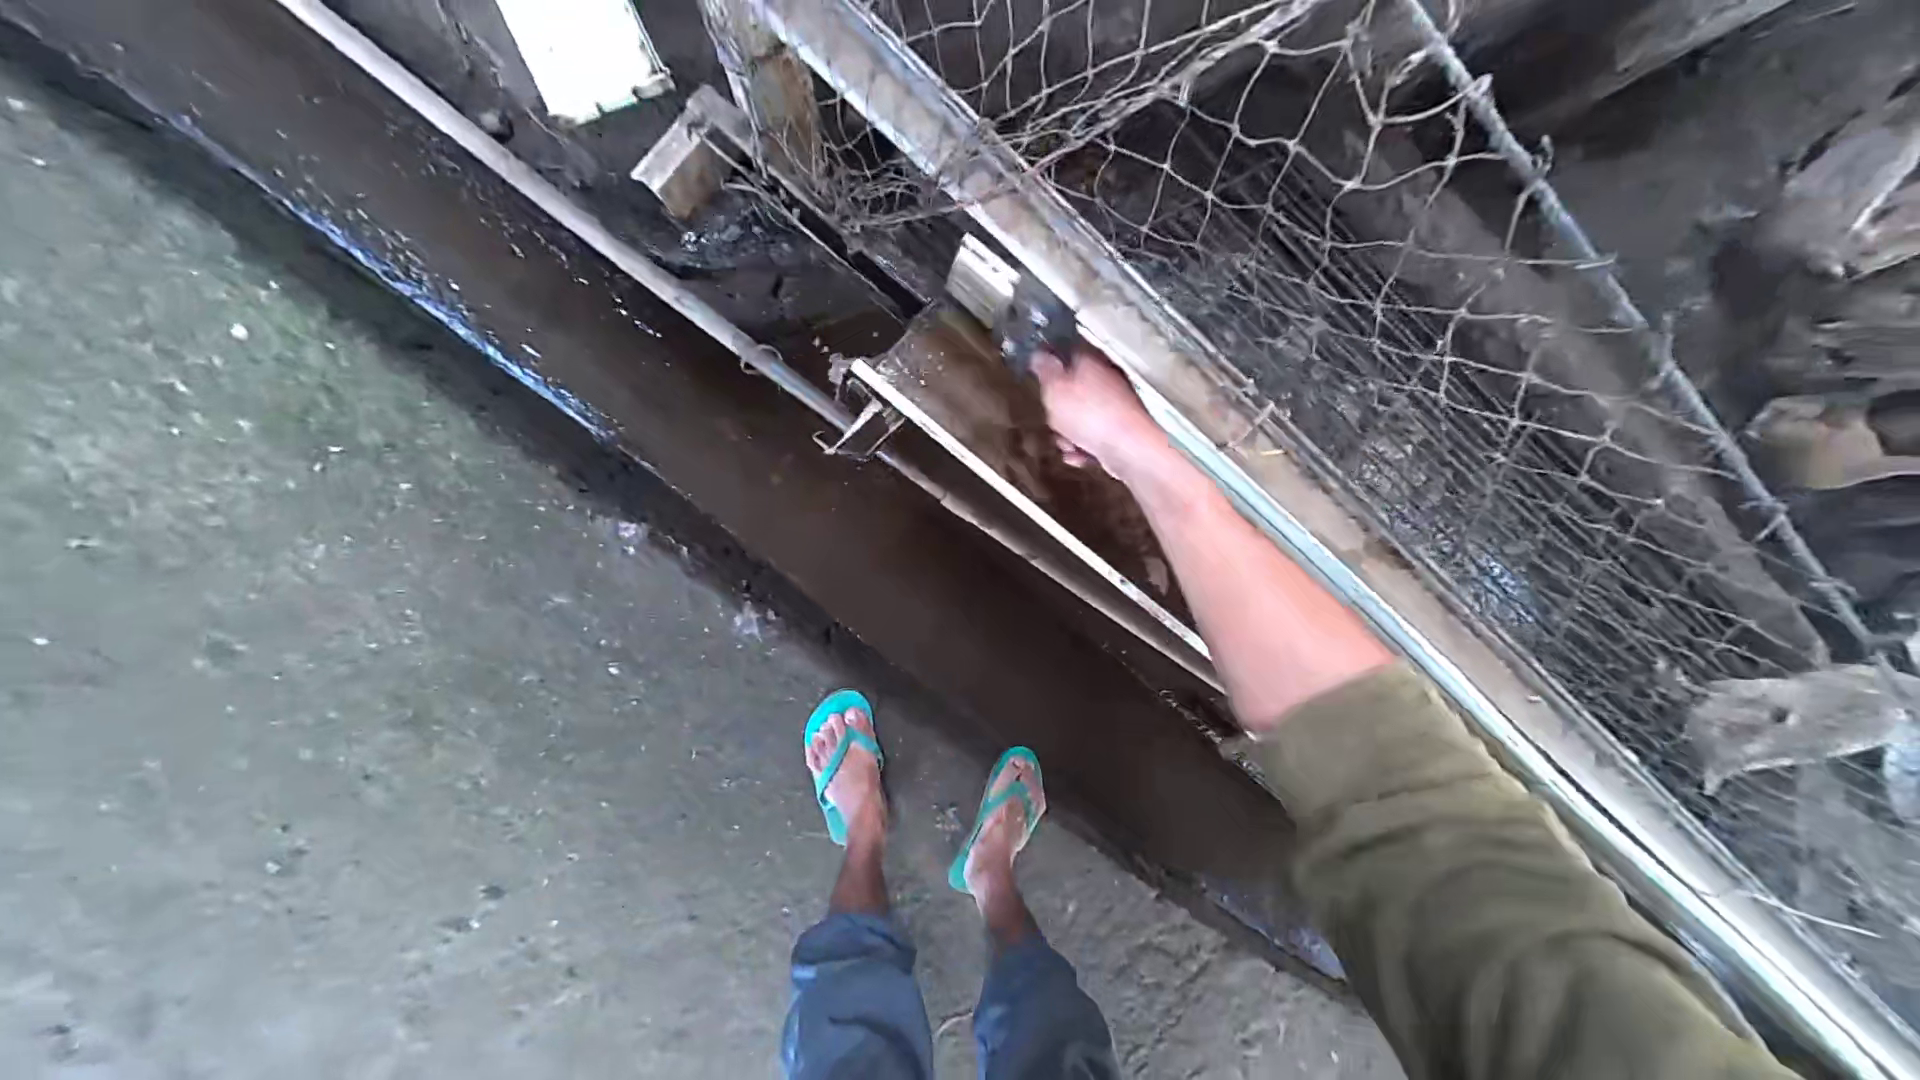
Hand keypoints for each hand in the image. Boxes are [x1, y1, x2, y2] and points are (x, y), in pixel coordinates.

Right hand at [1030, 347, 1168, 476]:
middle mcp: (1106, 380)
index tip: (1042, 387)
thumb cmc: (1090, 416)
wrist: (1128, 449)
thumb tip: (1039, 355)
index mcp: (1090, 362)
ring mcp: (1115, 407)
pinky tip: (1080, 455)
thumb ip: (1045, 370)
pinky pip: (1092, 438)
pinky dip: (1083, 449)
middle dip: (1057, 413)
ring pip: (1079, 420)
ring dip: (1068, 436)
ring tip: (1070, 443)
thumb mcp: (1055, 389)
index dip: (1049, 372)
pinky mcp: (1119, 432)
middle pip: (1070, 393)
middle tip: (1055, 420)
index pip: (1066, 356)